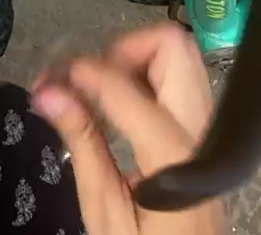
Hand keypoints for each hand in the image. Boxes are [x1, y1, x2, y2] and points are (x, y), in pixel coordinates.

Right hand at [30, 22, 222, 234]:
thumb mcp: (104, 211)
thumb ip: (82, 143)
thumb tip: (48, 92)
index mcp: (177, 161)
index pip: (128, 89)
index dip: (85, 73)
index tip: (53, 78)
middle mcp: (204, 136)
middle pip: (174, 48)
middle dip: (124, 50)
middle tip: (90, 78)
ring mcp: (213, 133)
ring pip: (181, 57)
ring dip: (136, 59)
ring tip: (100, 90)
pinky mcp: (209, 136)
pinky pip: (181, 79)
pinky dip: (147, 75)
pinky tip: (119, 104)